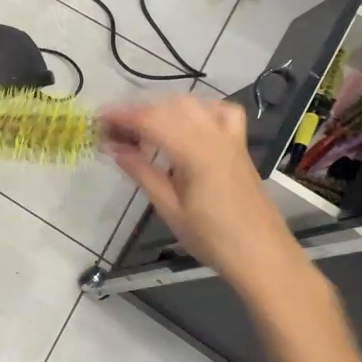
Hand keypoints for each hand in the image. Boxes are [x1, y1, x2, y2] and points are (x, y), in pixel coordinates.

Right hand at [100, 95, 305, 292]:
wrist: (264, 256)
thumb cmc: (213, 238)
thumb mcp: (169, 208)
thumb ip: (142, 172)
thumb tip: (114, 148)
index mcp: (195, 153)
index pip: (151, 121)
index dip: (121, 117)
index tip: (96, 122)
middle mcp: (215, 138)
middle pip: (169, 107)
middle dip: (136, 112)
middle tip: (112, 130)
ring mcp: (231, 140)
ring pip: (194, 105)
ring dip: (162, 107)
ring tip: (141, 127)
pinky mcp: (239, 148)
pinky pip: (221, 113)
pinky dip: (198, 109)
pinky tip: (184, 124)